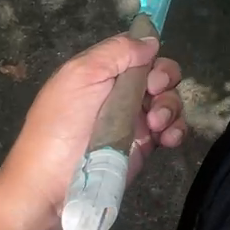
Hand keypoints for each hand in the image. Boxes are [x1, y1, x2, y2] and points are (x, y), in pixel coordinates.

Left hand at [0, 35, 187, 229]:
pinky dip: (178, 129)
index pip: (136, 52)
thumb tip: (152, 41)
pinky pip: (174, 127)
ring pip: (170, 99)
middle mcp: (119, 93)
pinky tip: (169, 138)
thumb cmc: (61, 127)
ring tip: (157, 124)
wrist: (51, 189)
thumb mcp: (80, 77)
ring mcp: (134, 119)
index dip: (149, 54)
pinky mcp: (146, 144)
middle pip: (159, 72)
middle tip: (154, 92)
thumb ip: (117, 52)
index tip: (149, 66)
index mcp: (100, 73)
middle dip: (165, 78)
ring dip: (171, 105)